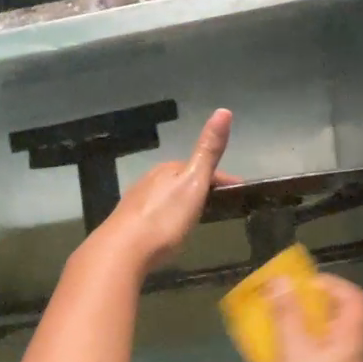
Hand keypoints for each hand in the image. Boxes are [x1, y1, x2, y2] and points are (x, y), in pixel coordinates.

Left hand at [96, 109, 237, 270]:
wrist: (122, 251)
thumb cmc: (164, 218)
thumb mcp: (193, 183)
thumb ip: (208, 151)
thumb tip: (223, 110)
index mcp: (169, 169)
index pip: (203, 167)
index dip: (224, 180)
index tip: (241, 193)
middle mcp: (150, 179)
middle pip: (184, 180)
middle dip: (203, 189)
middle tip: (222, 208)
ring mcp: (136, 200)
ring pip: (168, 195)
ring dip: (184, 203)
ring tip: (198, 221)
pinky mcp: (128, 222)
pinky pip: (155, 212)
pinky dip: (168, 216)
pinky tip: (169, 231)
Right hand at [268, 274, 362, 361]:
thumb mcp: (295, 350)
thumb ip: (288, 313)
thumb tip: (281, 281)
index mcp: (351, 336)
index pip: (354, 296)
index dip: (330, 284)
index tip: (301, 286)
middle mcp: (355, 350)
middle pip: (342, 314)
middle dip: (312, 304)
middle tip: (285, 304)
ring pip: (330, 335)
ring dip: (306, 326)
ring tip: (278, 327)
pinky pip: (323, 355)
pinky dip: (305, 348)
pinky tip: (283, 360)